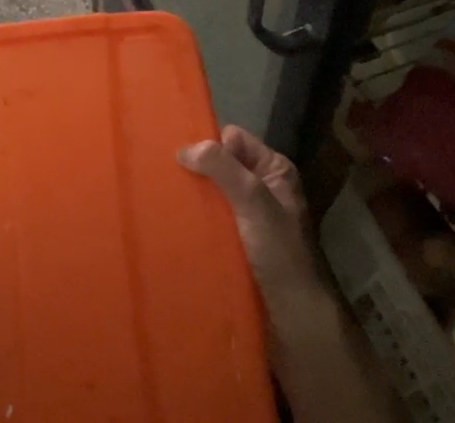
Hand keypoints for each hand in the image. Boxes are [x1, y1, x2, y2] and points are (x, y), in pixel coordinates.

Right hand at [176, 125, 319, 306]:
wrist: (292, 315)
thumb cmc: (279, 253)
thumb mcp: (254, 201)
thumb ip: (224, 169)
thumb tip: (185, 147)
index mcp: (275, 170)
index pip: (234, 139)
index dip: (210, 143)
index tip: (181, 156)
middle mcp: (263, 187)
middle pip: (221, 164)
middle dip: (196, 169)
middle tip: (163, 175)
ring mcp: (249, 215)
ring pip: (213, 192)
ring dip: (193, 196)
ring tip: (162, 197)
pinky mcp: (237, 240)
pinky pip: (210, 217)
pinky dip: (195, 217)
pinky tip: (174, 220)